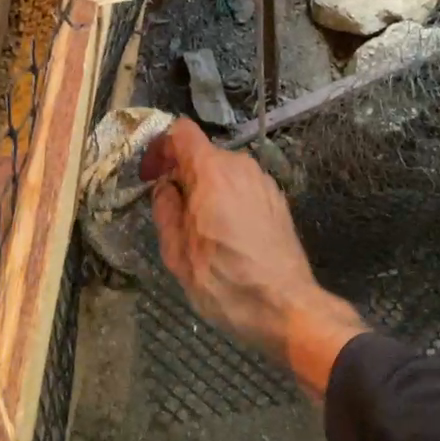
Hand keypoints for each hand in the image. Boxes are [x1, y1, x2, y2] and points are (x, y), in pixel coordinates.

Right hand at [144, 119, 366, 398]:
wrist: (288, 308)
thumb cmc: (226, 283)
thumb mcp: (178, 254)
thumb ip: (165, 211)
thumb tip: (165, 188)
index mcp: (211, 172)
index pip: (181, 132)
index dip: (160, 147)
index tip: (151, 176)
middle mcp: (240, 166)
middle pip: (202, 154)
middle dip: (182, 175)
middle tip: (172, 212)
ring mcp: (263, 181)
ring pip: (223, 171)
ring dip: (206, 189)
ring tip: (200, 229)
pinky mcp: (277, 199)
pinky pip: (242, 186)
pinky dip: (228, 198)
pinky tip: (228, 235)